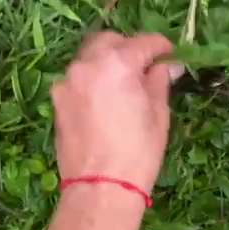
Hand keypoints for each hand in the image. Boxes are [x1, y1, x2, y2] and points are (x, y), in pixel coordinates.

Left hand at [52, 32, 178, 196]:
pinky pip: (77, 78)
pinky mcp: (57, 99)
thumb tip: (168, 65)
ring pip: (89, 56)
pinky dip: (92, 79)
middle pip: (110, 41)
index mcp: (117, 63)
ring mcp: (68, 80)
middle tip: (145, 67)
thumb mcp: (158, 114)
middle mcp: (88, 64)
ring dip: (107, 61)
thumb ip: (159, 81)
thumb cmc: (138, 152)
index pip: (144, 42)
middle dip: (129, 48)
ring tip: (124, 83)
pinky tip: (105, 99)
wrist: (101, 188)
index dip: (162, 47)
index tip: (171, 55)